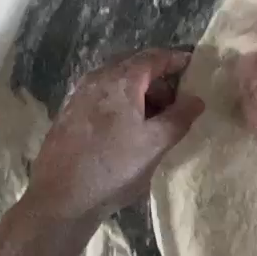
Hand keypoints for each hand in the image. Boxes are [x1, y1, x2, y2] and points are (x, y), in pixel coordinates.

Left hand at [27, 49, 205, 222]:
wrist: (60, 198)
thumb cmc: (113, 168)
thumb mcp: (155, 145)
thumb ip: (179, 118)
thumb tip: (196, 99)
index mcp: (121, 80)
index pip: (153, 57)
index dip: (175, 59)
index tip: (192, 65)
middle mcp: (97, 78)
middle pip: (133, 66)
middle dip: (157, 79)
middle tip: (175, 100)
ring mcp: (79, 94)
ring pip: (115, 81)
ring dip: (138, 92)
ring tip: (153, 118)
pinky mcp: (68, 112)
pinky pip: (101, 95)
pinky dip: (119, 101)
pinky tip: (126, 127)